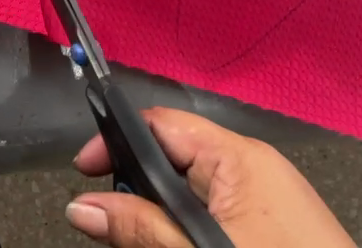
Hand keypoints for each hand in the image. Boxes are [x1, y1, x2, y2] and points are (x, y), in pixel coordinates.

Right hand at [66, 109, 354, 247]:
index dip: (115, 143)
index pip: (158, 125)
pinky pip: (218, 215)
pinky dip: (193, 234)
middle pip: (172, 160)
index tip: (85, 173)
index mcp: (241, 158)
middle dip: (139, 192)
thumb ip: (140, 230)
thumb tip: (82, 208)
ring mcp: (271, 202)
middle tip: (119, 230)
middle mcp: (256, 169)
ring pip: (192, 194)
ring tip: (154, 244)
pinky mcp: (278, 231)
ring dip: (165, 220)